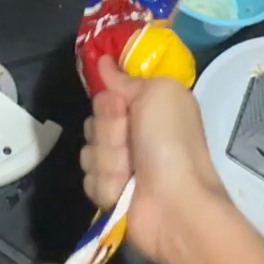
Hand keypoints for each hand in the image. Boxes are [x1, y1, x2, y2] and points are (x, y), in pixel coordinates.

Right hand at [78, 59, 226, 262]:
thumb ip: (126, 79)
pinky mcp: (108, 192)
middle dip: (108, 131)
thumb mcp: (158, 93)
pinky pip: (88, 178)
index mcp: (144, 108)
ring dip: (109, 160)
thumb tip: (103, 61)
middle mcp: (130, 133)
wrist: (175, 202)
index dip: (109, 101)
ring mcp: (117, 165)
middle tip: (130, 140)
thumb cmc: (170, 142)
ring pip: (88, 151)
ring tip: (131, 171)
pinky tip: (124, 190)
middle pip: (92, 121)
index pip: (104, 94)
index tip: (121, 107)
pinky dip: (106, 184)